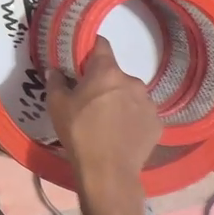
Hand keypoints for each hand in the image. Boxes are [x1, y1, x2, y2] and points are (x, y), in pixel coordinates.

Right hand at [48, 40, 159, 190]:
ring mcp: (149, 103)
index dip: (90, 47)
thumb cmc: (79, 130)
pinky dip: (131, 115)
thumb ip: (56, 81)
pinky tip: (120, 130)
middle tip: (89, 96)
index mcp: (106, 72)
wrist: (108, 170)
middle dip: (103, 80)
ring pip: (130, 93)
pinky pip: (141, 112)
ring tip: (106, 116)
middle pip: (115, 73)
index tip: (80, 57)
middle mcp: (132, 82)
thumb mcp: (56, 104)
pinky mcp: (158, 123)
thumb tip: (56, 70)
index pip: (101, 44)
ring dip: (119, 98)